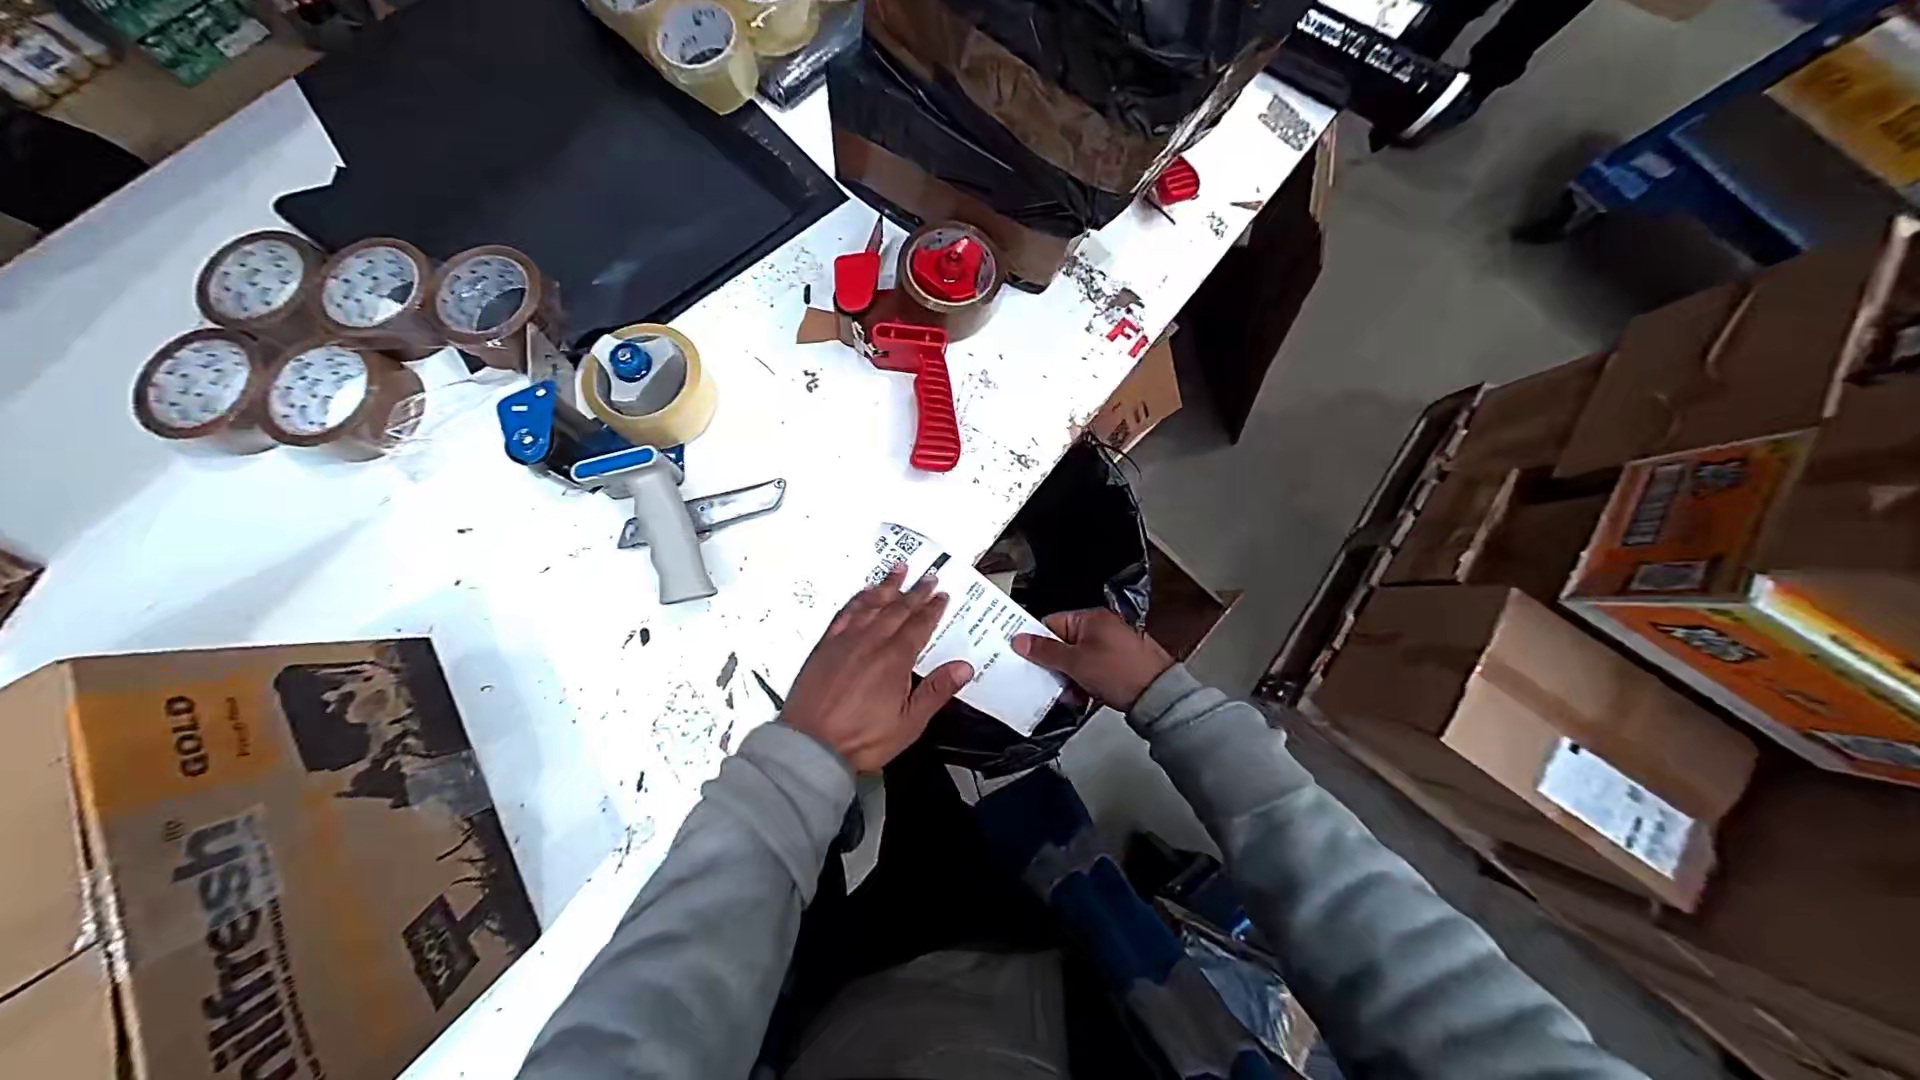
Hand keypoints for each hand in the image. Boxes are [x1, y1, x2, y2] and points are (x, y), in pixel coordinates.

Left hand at [782, 563, 973, 772]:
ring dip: (887, 586)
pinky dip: (858, 599)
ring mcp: (845, 641)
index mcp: (894, 659)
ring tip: (898, 570)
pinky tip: (864, 593)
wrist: (811, 746)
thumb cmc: (859, 738)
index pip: (919, 625)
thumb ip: (936, 691)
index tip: (941, 596)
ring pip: (871, 604)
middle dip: (916, 592)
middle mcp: (870, 643)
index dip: (933, 609)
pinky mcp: (825, 646)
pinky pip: (845, 613)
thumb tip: (962, 668)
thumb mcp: (909, 722)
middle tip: (928, 578)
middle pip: (898, 609)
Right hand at [1012, 608, 1171, 710]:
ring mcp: (1111, 647)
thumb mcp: (1076, 662)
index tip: (1026, 656)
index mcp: (1091, 618)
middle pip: (1063, 643)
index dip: (1037, 641)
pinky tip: (1084, 696)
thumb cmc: (1122, 673)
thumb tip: (1020, 640)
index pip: (1052, 623)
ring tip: (1073, 693)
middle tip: (1051, 680)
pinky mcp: (1117, 664)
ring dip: (1069, 678)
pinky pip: (1090, 670)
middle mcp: (1101, 628)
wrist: (1158, 698)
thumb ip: (1045, 651)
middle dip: (1055, 666)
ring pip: (1076, 661)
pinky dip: (1084, 683)